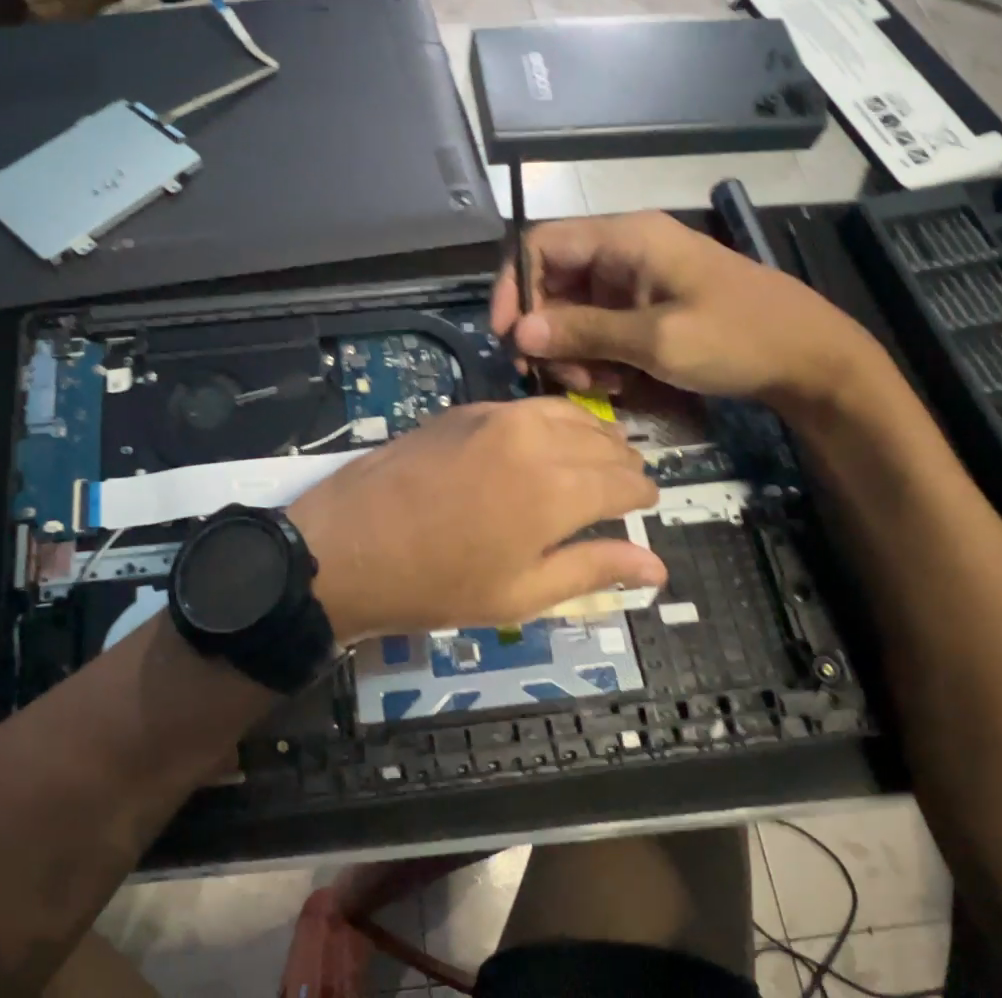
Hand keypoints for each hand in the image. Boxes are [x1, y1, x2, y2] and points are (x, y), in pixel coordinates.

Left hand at [287, 398, 665, 644]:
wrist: (344, 548)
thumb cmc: (434, 585)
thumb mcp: (519, 593)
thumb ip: (593, 569)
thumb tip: (657, 566)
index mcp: (557, 488)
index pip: (626, 480)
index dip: (643, 496)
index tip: (644, 508)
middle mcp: (535, 438)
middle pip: (604, 442)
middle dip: (623, 467)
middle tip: (622, 493)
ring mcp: (495, 416)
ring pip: (568, 415)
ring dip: (592, 438)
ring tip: (592, 466)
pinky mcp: (462, 409)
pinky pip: (527, 408)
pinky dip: (552, 424)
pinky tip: (544, 447)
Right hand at [488, 212, 883, 416]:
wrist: (808, 358)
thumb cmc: (738, 337)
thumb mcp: (657, 339)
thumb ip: (585, 332)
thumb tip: (518, 331)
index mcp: (627, 239)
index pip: (541, 244)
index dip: (514, 286)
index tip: (506, 336)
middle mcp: (624, 252)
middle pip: (553, 282)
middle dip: (546, 331)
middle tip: (555, 376)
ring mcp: (636, 280)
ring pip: (573, 310)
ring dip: (572, 350)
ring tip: (595, 384)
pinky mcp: (646, 307)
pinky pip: (600, 326)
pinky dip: (596, 355)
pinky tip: (616, 381)